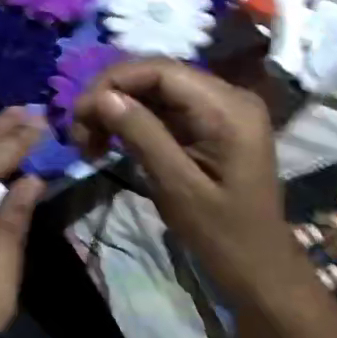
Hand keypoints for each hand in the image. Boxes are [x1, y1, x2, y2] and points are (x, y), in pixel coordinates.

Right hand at [71, 60, 296, 297]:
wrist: (259, 267)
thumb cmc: (222, 234)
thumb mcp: (178, 187)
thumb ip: (143, 135)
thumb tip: (102, 97)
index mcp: (229, 109)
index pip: (161, 70)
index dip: (114, 82)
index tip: (79, 114)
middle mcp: (228, 97)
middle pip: (156, 76)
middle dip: (111, 97)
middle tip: (77, 133)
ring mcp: (220, 110)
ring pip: (155, 91)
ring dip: (117, 110)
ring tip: (87, 142)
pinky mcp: (209, 125)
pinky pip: (164, 109)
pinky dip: (132, 121)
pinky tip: (109, 142)